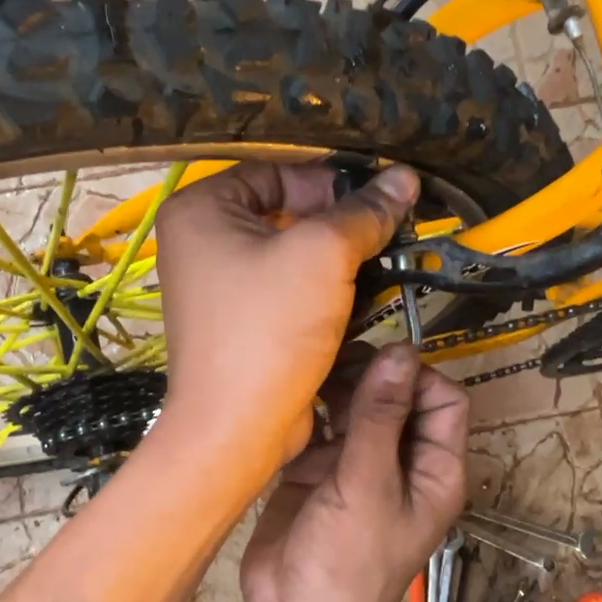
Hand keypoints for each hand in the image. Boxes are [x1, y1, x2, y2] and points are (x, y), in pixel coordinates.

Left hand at [154, 162, 417, 458]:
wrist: (236, 428)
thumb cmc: (269, 330)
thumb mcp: (323, 256)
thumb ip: (363, 212)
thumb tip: (403, 178)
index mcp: (199, 211)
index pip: (274, 172)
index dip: (327, 182)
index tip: (374, 202)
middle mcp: (198, 243)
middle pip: (282, 213)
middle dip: (336, 226)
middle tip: (383, 236)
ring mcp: (216, 288)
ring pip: (288, 256)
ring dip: (334, 263)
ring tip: (377, 271)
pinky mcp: (237, 325)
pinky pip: (283, 292)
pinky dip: (319, 294)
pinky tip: (355, 304)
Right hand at [238, 344, 468, 601]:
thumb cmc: (348, 564)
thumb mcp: (368, 486)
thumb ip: (380, 419)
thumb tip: (399, 352)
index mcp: (432, 469)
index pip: (442, 400)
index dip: (416, 375)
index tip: (376, 365)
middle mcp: (398, 462)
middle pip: (395, 398)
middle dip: (369, 375)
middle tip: (331, 361)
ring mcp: (354, 467)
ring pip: (353, 408)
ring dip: (333, 389)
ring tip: (305, 374)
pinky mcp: (314, 474)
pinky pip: (317, 429)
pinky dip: (305, 413)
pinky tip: (286, 400)